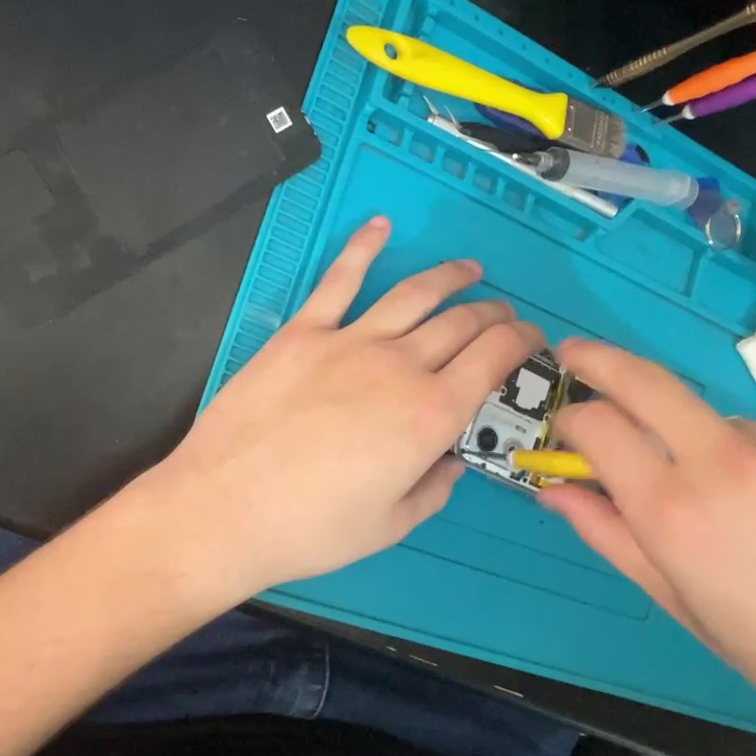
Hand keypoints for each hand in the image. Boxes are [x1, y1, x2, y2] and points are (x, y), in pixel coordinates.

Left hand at [151, 216, 541, 597]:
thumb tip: (454, 460)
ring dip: (449, 277)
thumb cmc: (310, 529)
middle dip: (493, 314)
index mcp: (431, 415)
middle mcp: (400, 366)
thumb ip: (434, 488)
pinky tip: (379, 226)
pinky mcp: (300, 332)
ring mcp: (348, 341)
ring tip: (469, 270)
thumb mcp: (391, 524)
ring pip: (414, 294)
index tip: (530, 340)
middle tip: (503, 314)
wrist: (225, 508)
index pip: (494, 358)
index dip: (521, 342)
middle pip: (461, 322)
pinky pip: (339, 279)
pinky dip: (362, 246)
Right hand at [537, 339, 755, 741]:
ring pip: (719, 422)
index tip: (565, 425)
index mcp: (678, 514)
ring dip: (705, 445)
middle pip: (643, 381)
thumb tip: (555, 489)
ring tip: (753, 512)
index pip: (595, 426)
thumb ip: (611, 536)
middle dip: (597, 360)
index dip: (569, 418)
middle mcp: (731, 460)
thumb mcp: (686, 608)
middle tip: (575, 355)